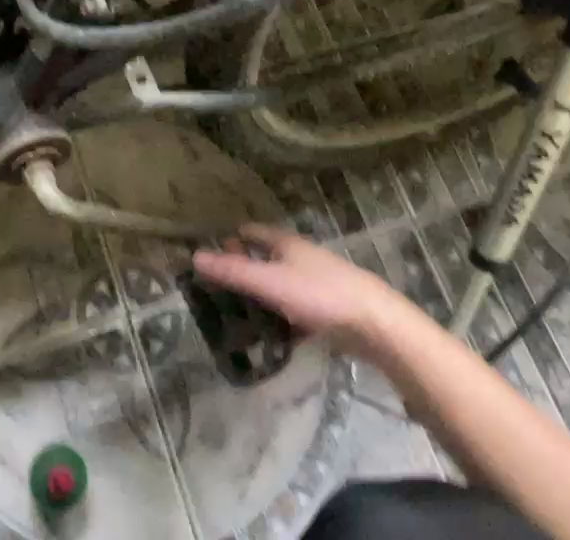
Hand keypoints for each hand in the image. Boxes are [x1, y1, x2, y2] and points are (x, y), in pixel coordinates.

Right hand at [192, 224, 408, 350]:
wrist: (374, 324)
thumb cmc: (320, 294)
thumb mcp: (270, 282)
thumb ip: (233, 271)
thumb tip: (194, 256)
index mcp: (287, 244)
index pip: (253, 232)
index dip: (232, 239)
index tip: (210, 252)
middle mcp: (301, 259)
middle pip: (266, 259)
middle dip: (243, 269)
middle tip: (216, 288)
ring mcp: (316, 285)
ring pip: (280, 287)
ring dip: (260, 298)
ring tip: (235, 315)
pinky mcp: (326, 311)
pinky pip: (294, 312)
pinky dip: (280, 320)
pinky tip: (268, 337)